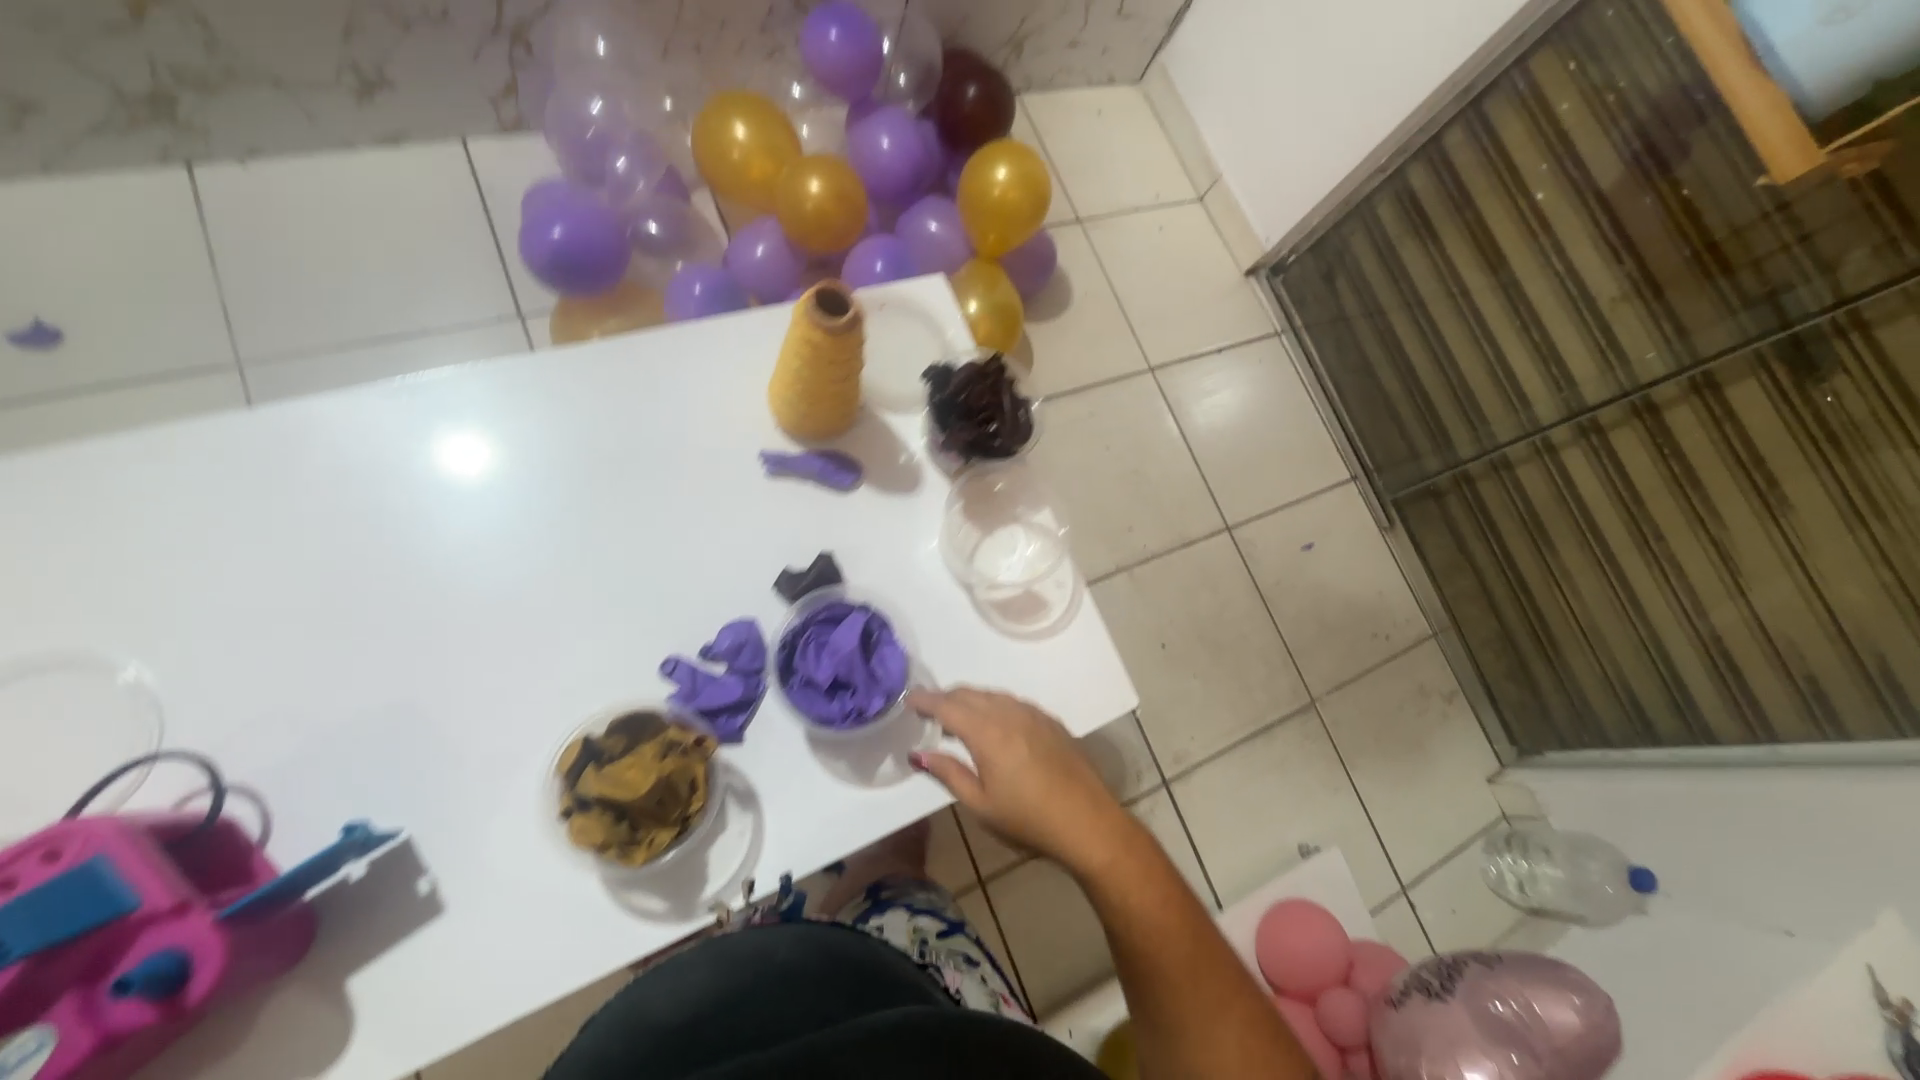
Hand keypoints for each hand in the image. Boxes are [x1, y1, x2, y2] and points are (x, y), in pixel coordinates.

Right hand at [908, 687, 1141, 877]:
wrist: (1088, 823)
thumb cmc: (1028, 821)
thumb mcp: (980, 804)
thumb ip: (948, 773)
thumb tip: (917, 754)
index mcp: (988, 733)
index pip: (948, 706)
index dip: (925, 700)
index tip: (908, 700)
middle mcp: (1010, 714)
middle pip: (970, 694)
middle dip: (946, 698)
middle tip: (928, 711)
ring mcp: (1035, 715)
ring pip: (994, 696)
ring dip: (971, 700)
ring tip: (957, 719)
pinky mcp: (1051, 723)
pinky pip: (1014, 703)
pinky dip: (995, 705)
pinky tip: (994, 725)